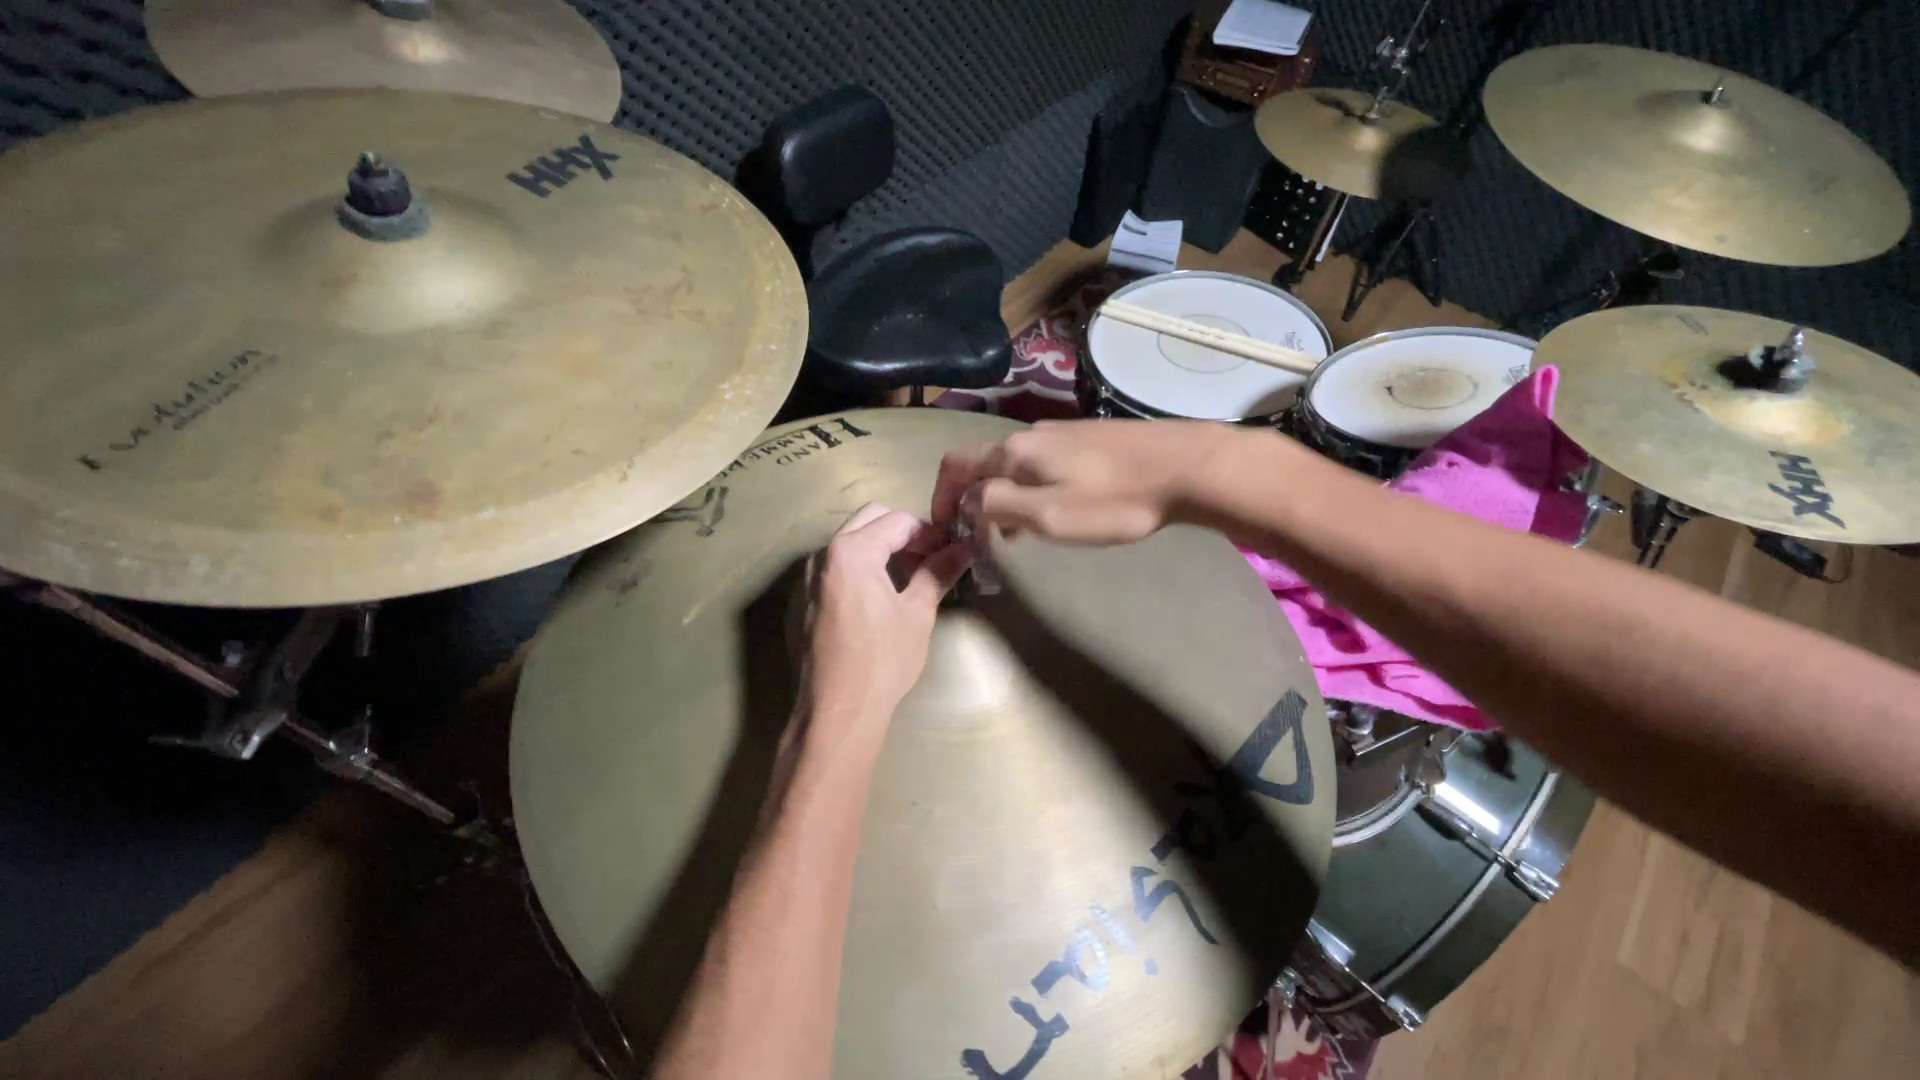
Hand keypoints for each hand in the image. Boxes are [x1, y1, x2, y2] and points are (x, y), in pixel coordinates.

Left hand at [800, 503, 972, 725]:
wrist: (836, 711)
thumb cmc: (882, 661)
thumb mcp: (917, 614)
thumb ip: (938, 572)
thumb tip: (963, 548)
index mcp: (852, 551)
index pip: (899, 521)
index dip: (930, 533)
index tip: (952, 550)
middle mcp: (821, 555)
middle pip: (869, 520)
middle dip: (903, 533)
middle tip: (931, 559)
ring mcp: (805, 578)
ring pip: (847, 544)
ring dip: (879, 549)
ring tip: (908, 578)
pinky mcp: (799, 602)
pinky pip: (832, 570)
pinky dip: (857, 571)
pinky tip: (876, 600)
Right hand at [931, 418, 1241, 544]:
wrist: (1186, 466)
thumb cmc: (1115, 500)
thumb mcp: (1048, 515)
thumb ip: (996, 507)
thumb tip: (965, 502)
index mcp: (1015, 453)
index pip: (956, 465)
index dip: (940, 495)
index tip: (943, 526)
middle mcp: (1031, 435)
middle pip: (984, 464)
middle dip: (973, 499)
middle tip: (981, 537)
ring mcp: (1063, 433)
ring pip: (1015, 465)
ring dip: (1003, 497)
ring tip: (1016, 534)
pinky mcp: (1089, 439)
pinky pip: (1042, 464)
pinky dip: (1030, 488)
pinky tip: (1055, 510)